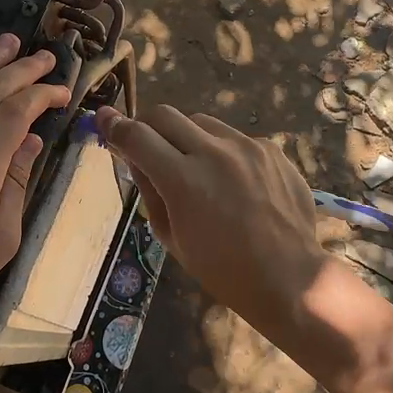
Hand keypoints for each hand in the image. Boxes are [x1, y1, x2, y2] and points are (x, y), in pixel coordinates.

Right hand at [95, 105, 325, 338]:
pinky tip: (232, 181)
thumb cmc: (222, 269)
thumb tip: (136, 158)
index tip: (104, 119)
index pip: (137, 137)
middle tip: (144, 142)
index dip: (114, 126)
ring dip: (186, 137)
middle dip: (147, 125)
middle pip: (165, 115)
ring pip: (201, 123)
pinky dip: (222, 152)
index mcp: (184, 180)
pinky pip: (234, 138)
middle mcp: (214, 152)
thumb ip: (150, 190)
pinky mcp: (270, 149)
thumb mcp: (171, 236)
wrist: (288, 276)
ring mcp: (247, 146)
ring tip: (195, 167)